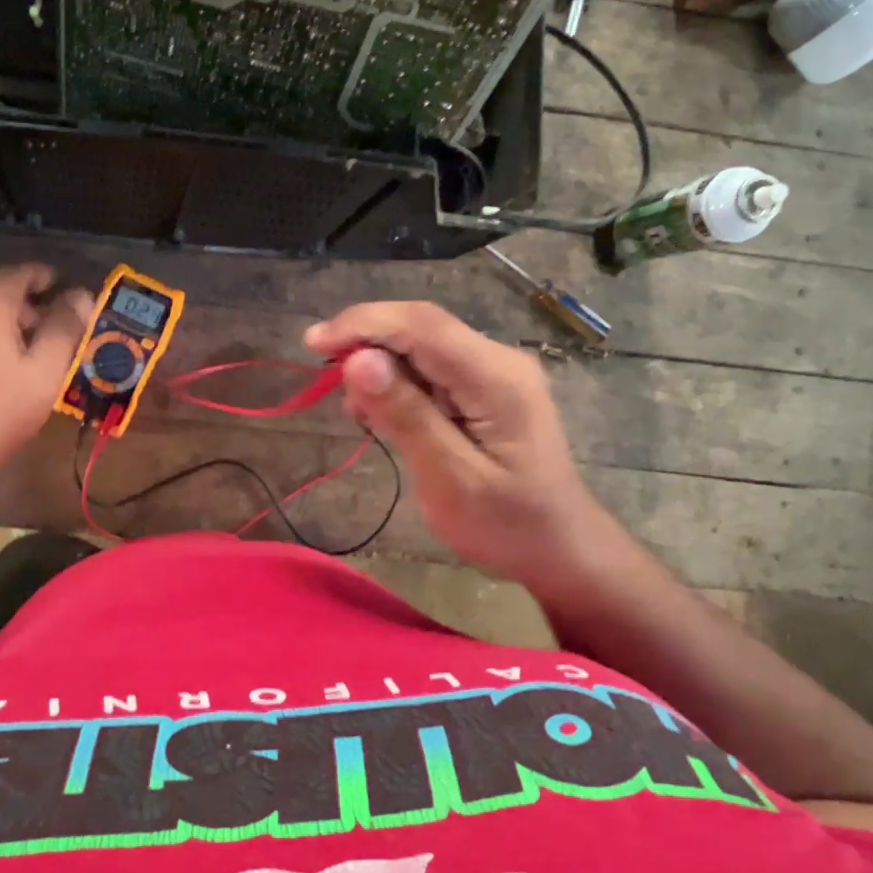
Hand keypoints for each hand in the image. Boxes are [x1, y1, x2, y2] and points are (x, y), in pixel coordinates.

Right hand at [304, 301, 609, 583]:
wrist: (559, 548)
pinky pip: (431, 368)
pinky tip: (380, 413)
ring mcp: (493, 372)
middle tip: (323, 379)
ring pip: (421, 344)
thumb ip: (407, 416)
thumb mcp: (450, 478)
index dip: (363, 324)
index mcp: (495, 378)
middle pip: (421, 327)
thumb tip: (357, 360)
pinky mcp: (484, 388)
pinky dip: (396, 382)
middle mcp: (497, 361)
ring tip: (357, 412)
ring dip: (379, 364)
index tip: (312, 343)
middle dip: (365, 340)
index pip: (422, 325)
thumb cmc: (506, 524)